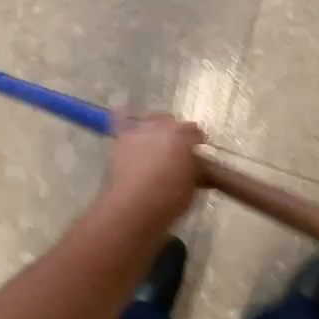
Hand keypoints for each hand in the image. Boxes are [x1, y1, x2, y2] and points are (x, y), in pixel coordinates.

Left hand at [99, 111, 207, 228]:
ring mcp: (139, 130)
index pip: (195, 132)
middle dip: (176, 133)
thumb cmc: (168, 199)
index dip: (197, 142)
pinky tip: (121, 112)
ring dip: (155, 128)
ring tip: (154, 142)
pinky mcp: (121, 138)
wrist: (133, 206)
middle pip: (172, 122)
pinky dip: (122, 116)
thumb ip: (195, 170)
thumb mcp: (191, 187)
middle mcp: (161, 126)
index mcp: (183, 137)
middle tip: (177, 151)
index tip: (198, 152)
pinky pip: (120, 119)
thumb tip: (197, 164)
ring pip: (150, 120)